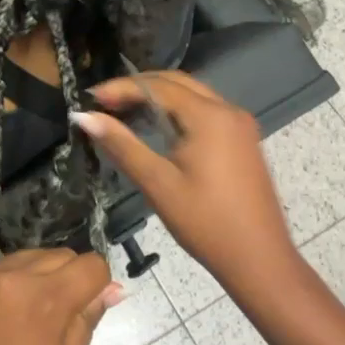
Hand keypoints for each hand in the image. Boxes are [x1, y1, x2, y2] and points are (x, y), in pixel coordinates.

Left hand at [0, 249, 120, 344]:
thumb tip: (112, 288)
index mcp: (41, 300)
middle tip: (64, 318)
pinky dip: (18, 279)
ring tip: (37, 315)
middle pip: (62, 255)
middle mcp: (13, 275)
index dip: (100, 284)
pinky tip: (12, 312)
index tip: (91, 307)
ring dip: (46, 275)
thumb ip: (87, 322)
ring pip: (34, 255)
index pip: (90, 265)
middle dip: (73, 279)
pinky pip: (5, 265)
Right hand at [74, 71, 296, 288]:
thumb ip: (121, 144)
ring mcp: (240, 124)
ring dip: (158, 97)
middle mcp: (228, 110)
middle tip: (104, 103)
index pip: (157, 86)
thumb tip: (83, 116)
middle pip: (176, 82)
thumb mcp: (158, 183)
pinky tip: (157, 128)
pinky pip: (205, 110)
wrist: (261, 262)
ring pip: (192, 94)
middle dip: (138, 87)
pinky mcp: (244, 140)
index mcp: (209, 116)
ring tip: (124, 112)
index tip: (90, 98)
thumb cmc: (206, 223)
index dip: (121, 88)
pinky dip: (177, 111)